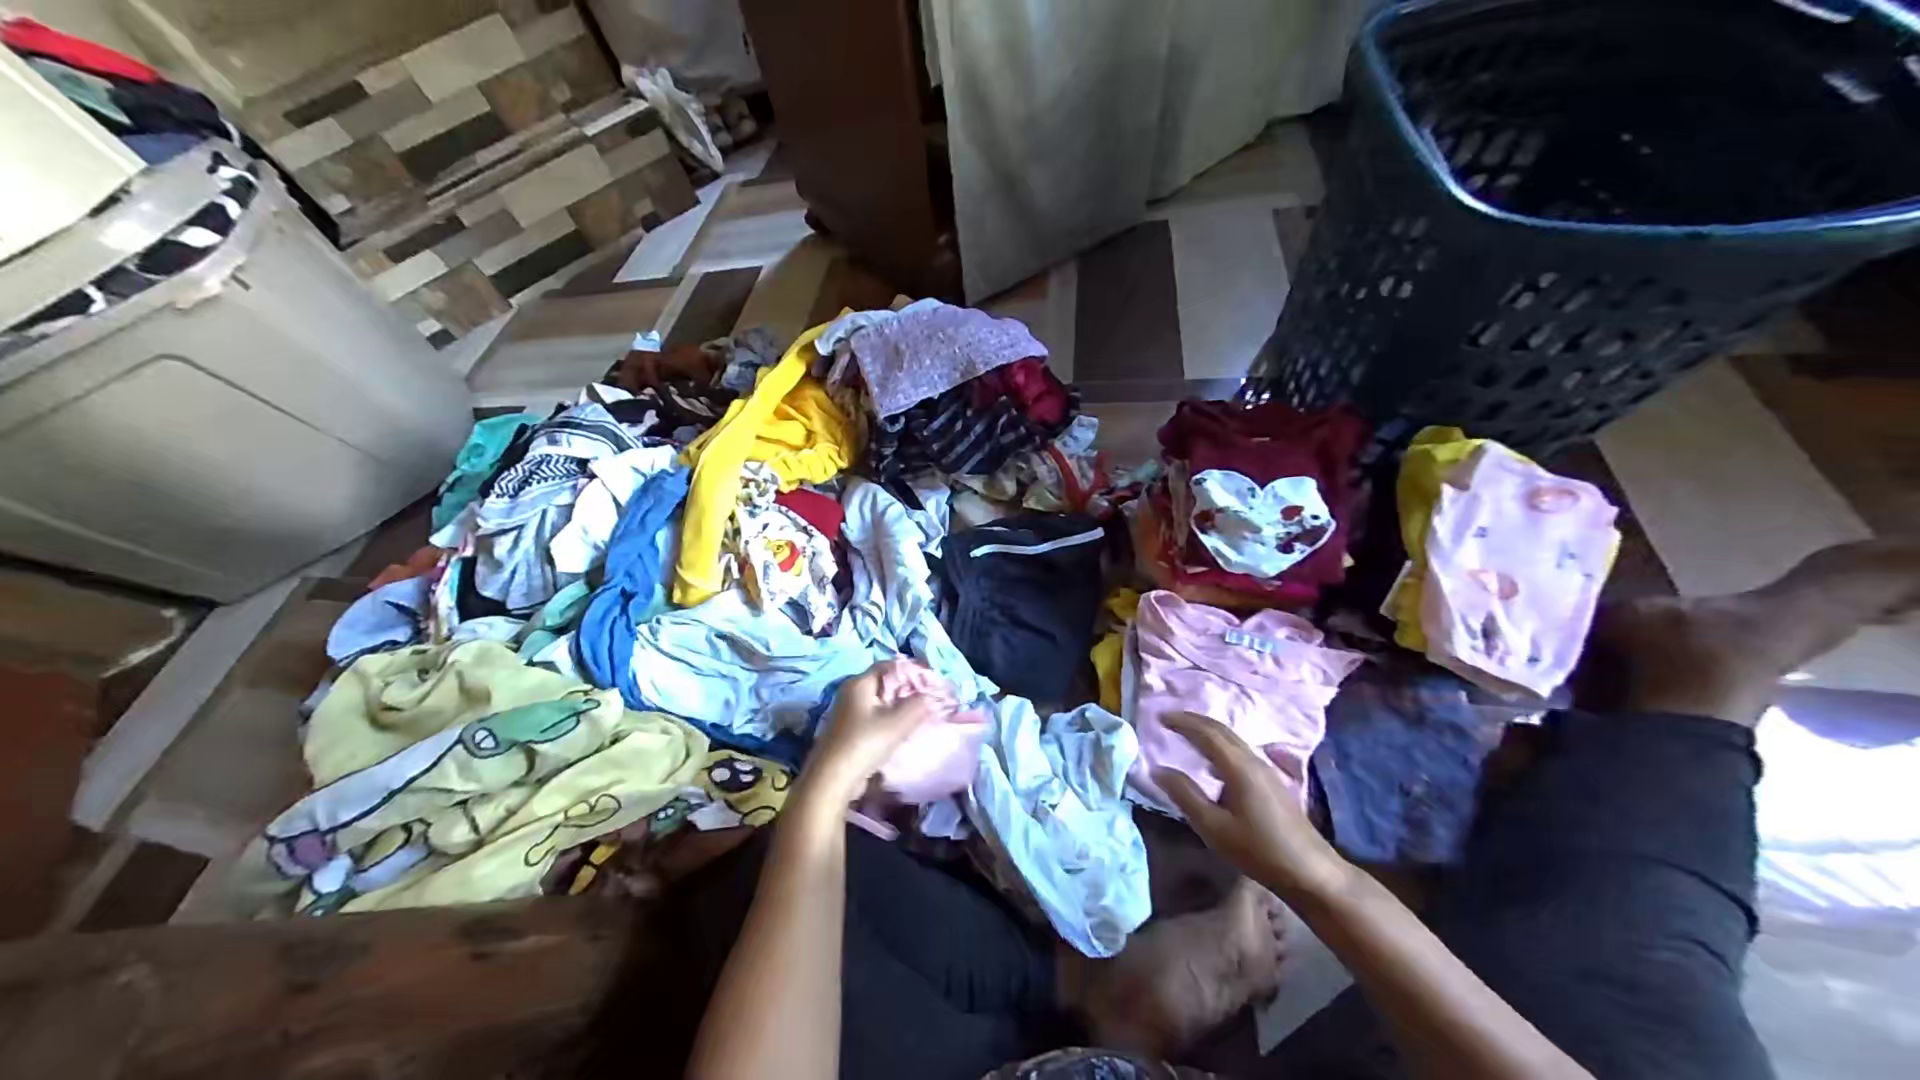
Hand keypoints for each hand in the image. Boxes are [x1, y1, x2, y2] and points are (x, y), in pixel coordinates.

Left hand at [805, 667, 941, 801]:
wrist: (833, 779)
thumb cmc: (865, 743)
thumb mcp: (897, 722)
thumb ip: (919, 704)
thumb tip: (934, 696)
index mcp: (859, 683)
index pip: (889, 666)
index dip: (912, 670)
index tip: (933, 681)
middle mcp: (851, 693)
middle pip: (885, 683)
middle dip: (909, 689)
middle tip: (931, 698)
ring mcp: (848, 712)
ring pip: (881, 702)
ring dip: (901, 706)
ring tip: (922, 714)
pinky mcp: (849, 731)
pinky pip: (875, 717)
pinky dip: (891, 720)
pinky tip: (904, 730)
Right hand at [1154, 711, 1351, 900]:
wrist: (1311, 873)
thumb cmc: (1258, 850)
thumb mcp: (1214, 827)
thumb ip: (1185, 795)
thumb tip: (1157, 769)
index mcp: (1238, 767)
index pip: (1206, 733)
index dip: (1182, 722)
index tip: (1159, 717)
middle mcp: (1254, 761)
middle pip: (1221, 730)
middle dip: (1193, 721)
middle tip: (1168, 719)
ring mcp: (1266, 771)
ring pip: (1232, 740)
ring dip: (1207, 732)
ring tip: (1185, 735)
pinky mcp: (1271, 783)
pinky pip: (1239, 752)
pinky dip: (1219, 746)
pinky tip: (1211, 764)